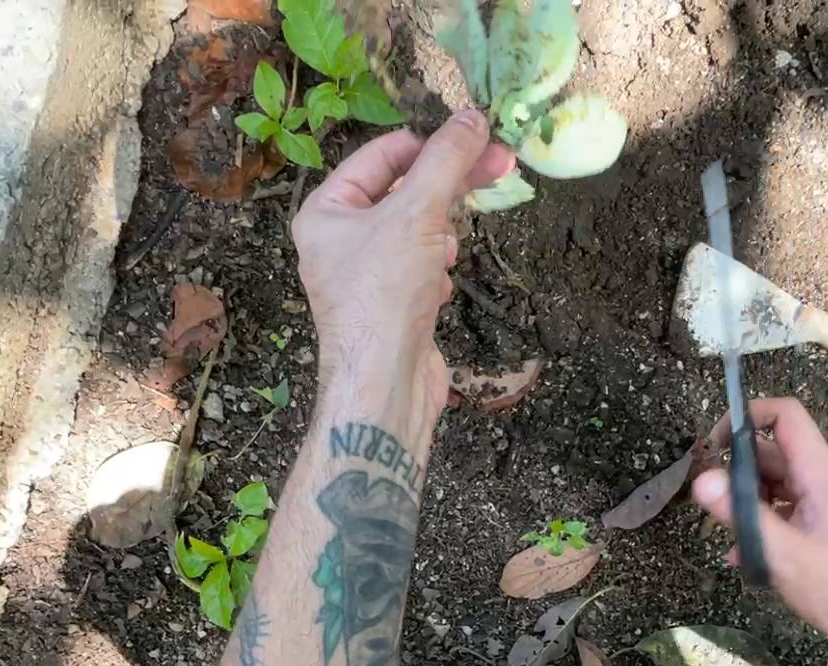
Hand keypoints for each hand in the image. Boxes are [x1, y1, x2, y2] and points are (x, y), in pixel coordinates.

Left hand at [291, 112, 513, 416]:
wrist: (384, 385)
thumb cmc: (384, 296)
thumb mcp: (417, 215)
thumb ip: (446, 161)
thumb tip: (473, 117)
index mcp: (326, 212)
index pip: (382, 155)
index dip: (428, 143)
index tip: (475, 138)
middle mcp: (340, 243)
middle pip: (404, 193)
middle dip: (446, 188)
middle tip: (500, 167)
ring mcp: (365, 279)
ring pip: (416, 233)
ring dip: (439, 238)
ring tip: (443, 255)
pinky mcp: (391, 308)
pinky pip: (419, 270)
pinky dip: (434, 274)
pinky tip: (436, 291)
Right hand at [692, 398, 827, 653]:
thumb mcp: (780, 553)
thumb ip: (739, 513)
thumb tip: (701, 480)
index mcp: (823, 476)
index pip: (787, 416)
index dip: (748, 415)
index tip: (715, 444)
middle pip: (776, 454)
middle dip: (738, 474)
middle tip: (714, 506)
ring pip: (780, 483)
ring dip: (749, 503)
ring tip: (732, 539)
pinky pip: (791, 506)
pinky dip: (767, 520)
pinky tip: (750, 554)